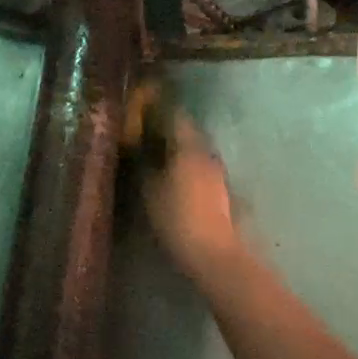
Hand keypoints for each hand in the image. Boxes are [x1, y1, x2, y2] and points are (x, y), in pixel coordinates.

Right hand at [144, 114, 245, 278]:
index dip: (157, 107)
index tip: (140, 104)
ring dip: (176, 148)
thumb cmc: (177, 217)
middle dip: (165, 128)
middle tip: (143, 131)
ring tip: (154, 154)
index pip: (174, 114)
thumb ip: (144, 165)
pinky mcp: (221, 191)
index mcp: (188, 146)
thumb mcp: (150, 190)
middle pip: (185, 131)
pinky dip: (184, 165)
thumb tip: (137, 148)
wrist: (214, 254)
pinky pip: (198, 167)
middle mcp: (206, 152)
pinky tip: (171, 177)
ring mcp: (217, 172)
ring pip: (193, 150)